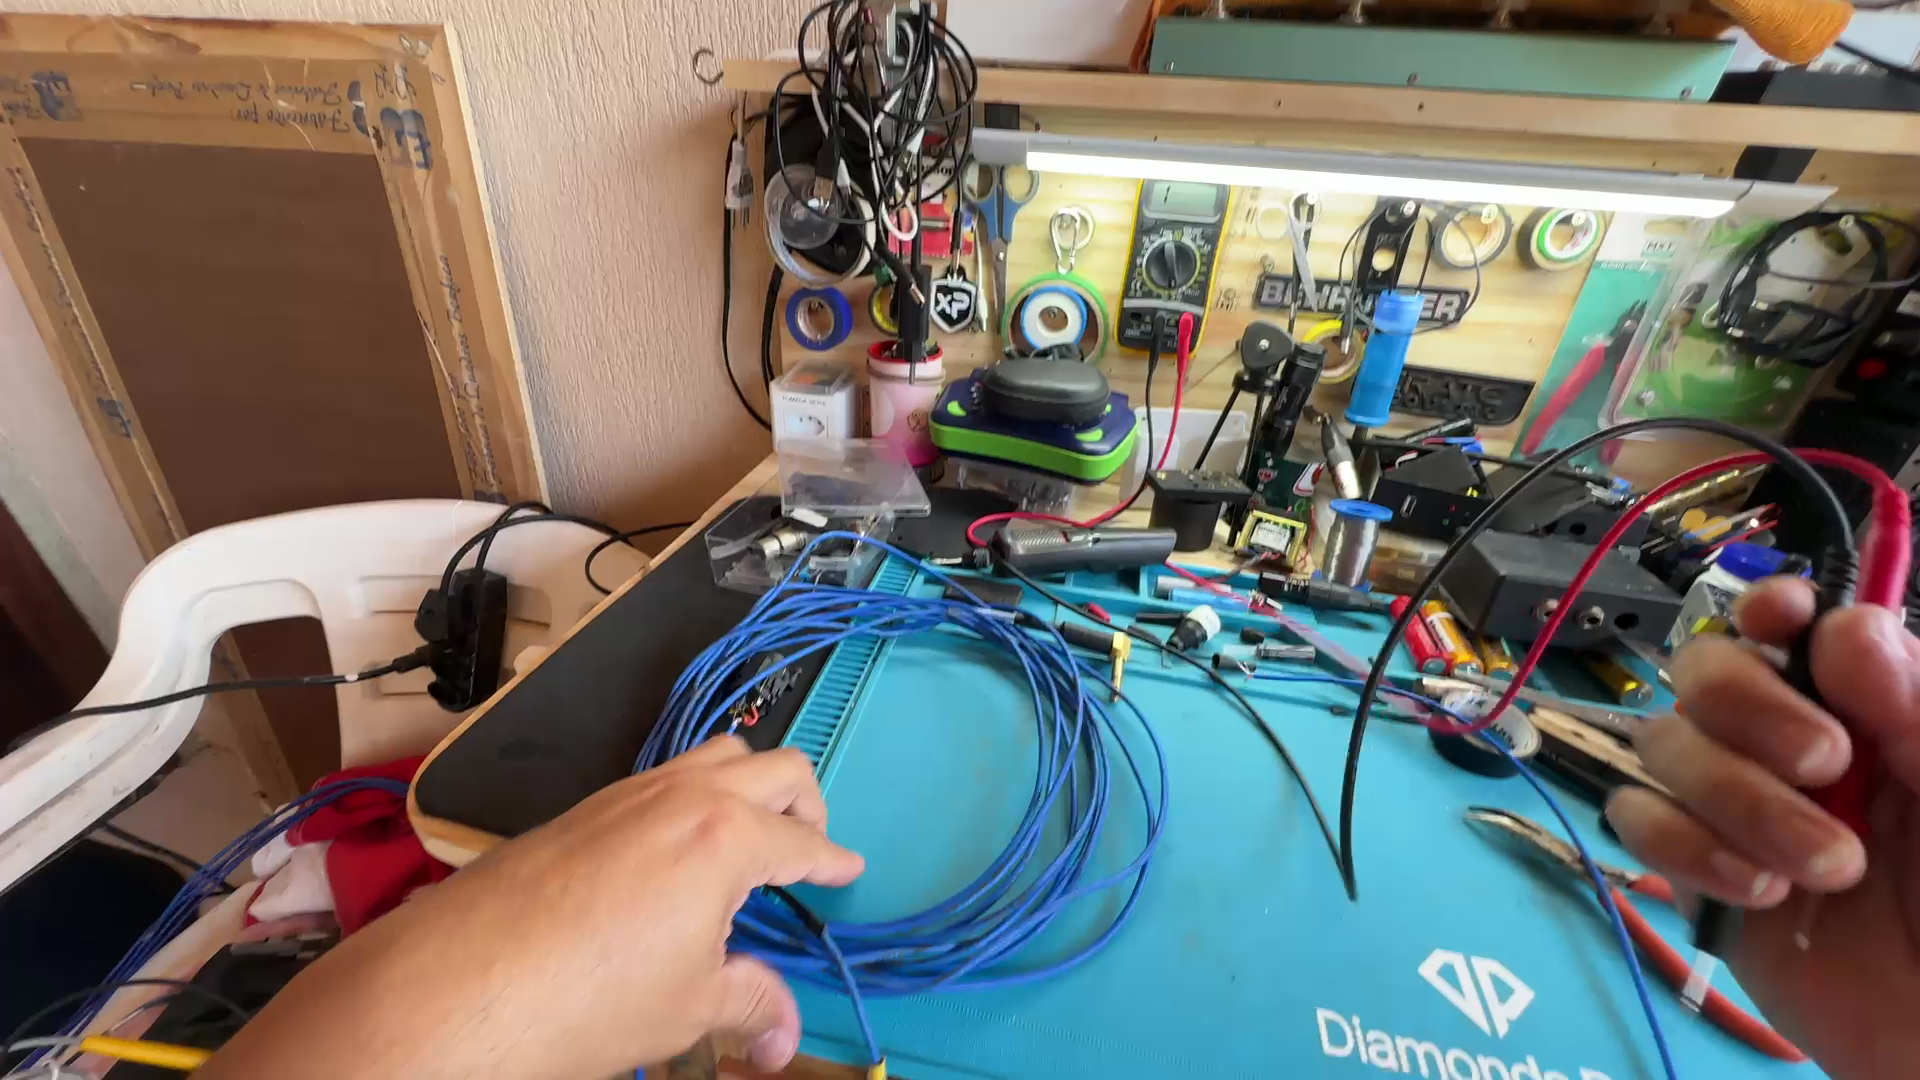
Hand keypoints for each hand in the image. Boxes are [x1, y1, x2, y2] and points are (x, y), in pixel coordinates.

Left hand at [199, 737, 863, 1079]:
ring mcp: (639, 788)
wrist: (454, 986)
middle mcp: (692, 793)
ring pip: (721, 753)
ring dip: (751, 785)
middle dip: (808, 804)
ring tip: (744, 837)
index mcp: (729, 835)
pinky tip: (674, 850)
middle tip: (805, 848)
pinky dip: (698, 796)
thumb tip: (783, 1046)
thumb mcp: (687, 1008)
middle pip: (779, 767)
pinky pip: (670, 774)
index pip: (803, 842)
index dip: (834, 861)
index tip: (850, 868)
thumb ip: (751, 1008)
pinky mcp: (595, 801)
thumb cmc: (594, 999)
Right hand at [1606, 578, 1919, 1078]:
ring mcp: (1729, 803)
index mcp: (1867, 721)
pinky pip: (1634, 818)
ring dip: (1735, 800)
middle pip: (1699, 673)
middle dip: (1745, 708)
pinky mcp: (1687, 859)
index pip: (1789, 635)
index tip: (1780, 617)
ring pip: (1660, 745)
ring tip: (1825, 867)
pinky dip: (1685, 848)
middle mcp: (1785, 748)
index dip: (1770, 611)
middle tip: (1825, 762)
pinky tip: (1755, 890)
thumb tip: (1844, 626)